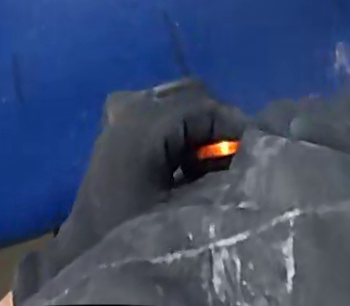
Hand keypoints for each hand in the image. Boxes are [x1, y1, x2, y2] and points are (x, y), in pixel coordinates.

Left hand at [12, 80, 249, 298]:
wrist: (87, 250)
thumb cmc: (134, 231)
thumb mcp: (185, 210)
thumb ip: (220, 177)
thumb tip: (255, 156)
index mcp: (141, 119)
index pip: (204, 105)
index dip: (237, 128)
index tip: (262, 156)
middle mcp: (128, 105)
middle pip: (190, 99)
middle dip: (220, 127)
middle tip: (243, 164)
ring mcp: (119, 113)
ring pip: (178, 106)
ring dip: (203, 133)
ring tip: (221, 170)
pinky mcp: (118, 128)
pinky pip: (163, 118)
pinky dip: (184, 137)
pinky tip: (195, 171)